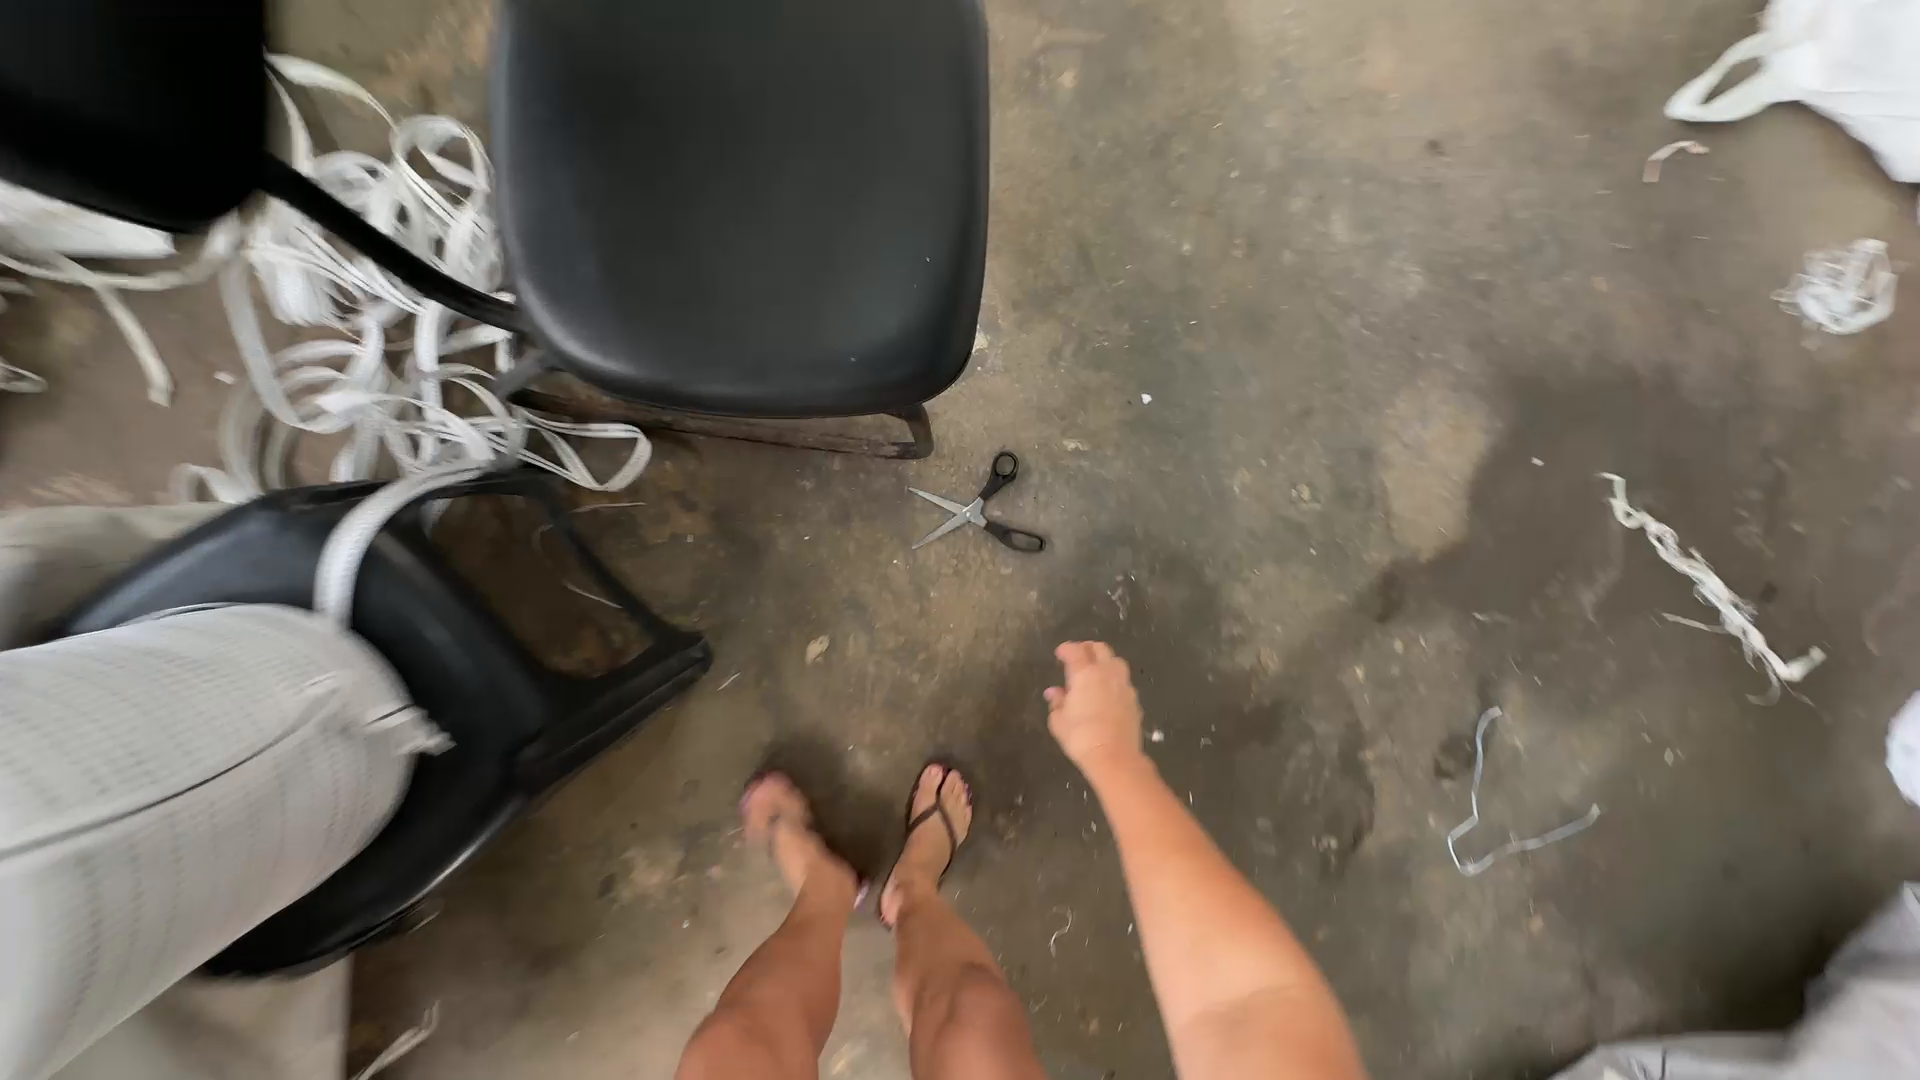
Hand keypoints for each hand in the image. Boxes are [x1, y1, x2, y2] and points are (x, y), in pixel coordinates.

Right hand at [1045, 641, 1145, 771]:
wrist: (1114, 756)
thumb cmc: (1080, 737)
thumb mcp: (1059, 720)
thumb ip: (1057, 702)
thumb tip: (1054, 692)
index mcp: (1084, 674)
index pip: (1075, 651)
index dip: (1066, 649)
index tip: (1060, 652)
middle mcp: (1106, 673)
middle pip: (1100, 649)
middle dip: (1087, 648)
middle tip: (1078, 654)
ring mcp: (1123, 685)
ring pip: (1116, 661)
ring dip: (1105, 660)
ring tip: (1096, 669)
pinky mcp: (1134, 700)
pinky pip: (1124, 681)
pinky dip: (1114, 680)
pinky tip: (1108, 690)